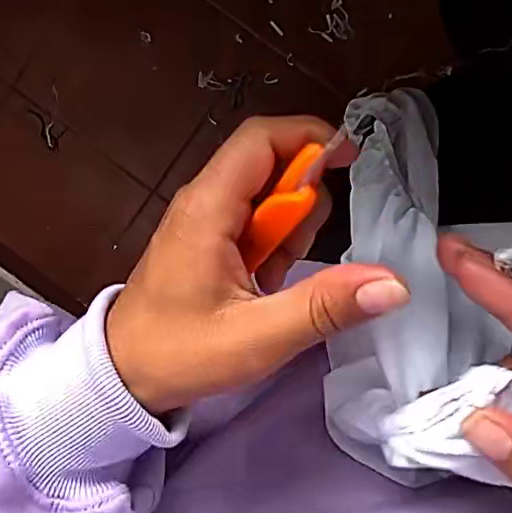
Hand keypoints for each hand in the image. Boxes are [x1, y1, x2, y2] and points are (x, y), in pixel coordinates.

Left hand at [105, 116, 410, 414]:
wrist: (120, 376)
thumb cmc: (178, 354)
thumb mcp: (257, 337)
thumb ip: (325, 307)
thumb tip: (391, 285)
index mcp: (209, 207)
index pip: (263, 138)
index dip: (311, 136)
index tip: (349, 159)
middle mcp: (207, 199)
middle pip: (273, 162)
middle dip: (304, 197)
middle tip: (304, 249)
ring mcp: (208, 216)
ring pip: (272, 192)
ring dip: (293, 226)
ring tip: (278, 275)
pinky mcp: (212, 235)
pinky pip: (260, 218)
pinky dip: (278, 243)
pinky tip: (266, 280)